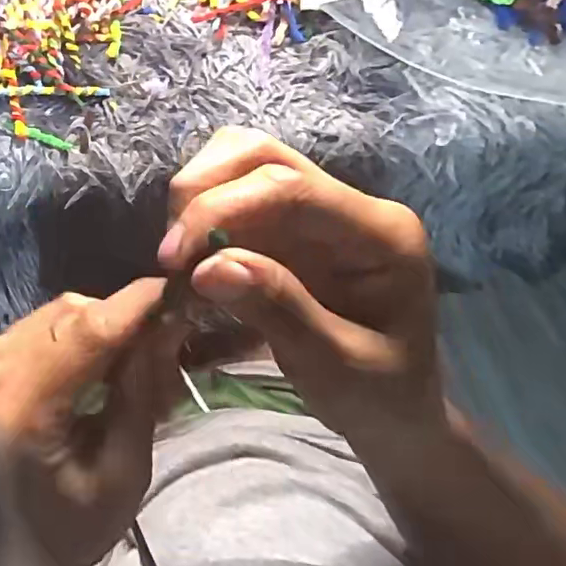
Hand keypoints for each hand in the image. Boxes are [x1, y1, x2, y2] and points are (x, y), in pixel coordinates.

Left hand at [0, 279, 185, 565]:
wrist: (23, 539)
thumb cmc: (79, 522)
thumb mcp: (125, 473)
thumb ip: (141, 394)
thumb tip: (165, 325)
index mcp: (24, 410)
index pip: (85, 334)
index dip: (134, 305)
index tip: (179, 290)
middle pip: (76, 316)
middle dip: (129, 321)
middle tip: (167, 350)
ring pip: (66, 310)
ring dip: (109, 324)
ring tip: (136, 364)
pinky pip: (52, 319)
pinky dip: (87, 329)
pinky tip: (103, 361)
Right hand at [159, 127, 443, 449]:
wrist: (393, 410)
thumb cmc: (378, 397)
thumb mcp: (336, 369)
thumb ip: (278, 310)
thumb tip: (206, 266)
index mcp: (379, 233)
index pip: (290, 188)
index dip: (221, 210)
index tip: (175, 259)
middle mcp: (346, 203)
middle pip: (261, 155)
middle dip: (203, 191)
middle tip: (173, 254)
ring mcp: (314, 205)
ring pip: (241, 158)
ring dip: (196, 195)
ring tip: (181, 254)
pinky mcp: (285, 218)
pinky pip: (232, 186)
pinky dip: (199, 210)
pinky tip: (192, 254)